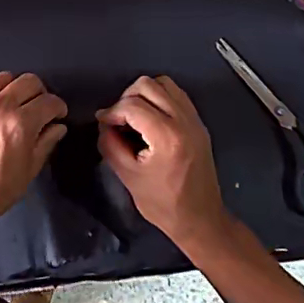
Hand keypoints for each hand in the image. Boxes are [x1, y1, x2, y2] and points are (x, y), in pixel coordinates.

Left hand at [0, 72, 68, 222]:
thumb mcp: (28, 172)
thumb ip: (45, 144)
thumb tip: (57, 128)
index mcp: (21, 124)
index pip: (49, 101)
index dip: (58, 107)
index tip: (57, 114)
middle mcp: (1, 107)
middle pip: (29, 81)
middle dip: (40, 93)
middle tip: (38, 108)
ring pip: (4, 77)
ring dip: (14, 88)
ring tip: (13, 103)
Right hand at [97, 76, 234, 250]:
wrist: (200, 218)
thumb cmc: (163, 204)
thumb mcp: (128, 177)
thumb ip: (110, 145)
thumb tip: (104, 124)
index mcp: (167, 137)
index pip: (132, 106)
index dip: (112, 111)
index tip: (103, 123)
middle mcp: (184, 121)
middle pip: (149, 85)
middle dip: (127, 97)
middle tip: (118, 118)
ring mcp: (195, 120)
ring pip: (165, 83)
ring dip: (144, 93)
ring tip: (134, 115)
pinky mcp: (199, 123)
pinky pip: (177, 95)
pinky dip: (160, 97)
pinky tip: (150, 118)